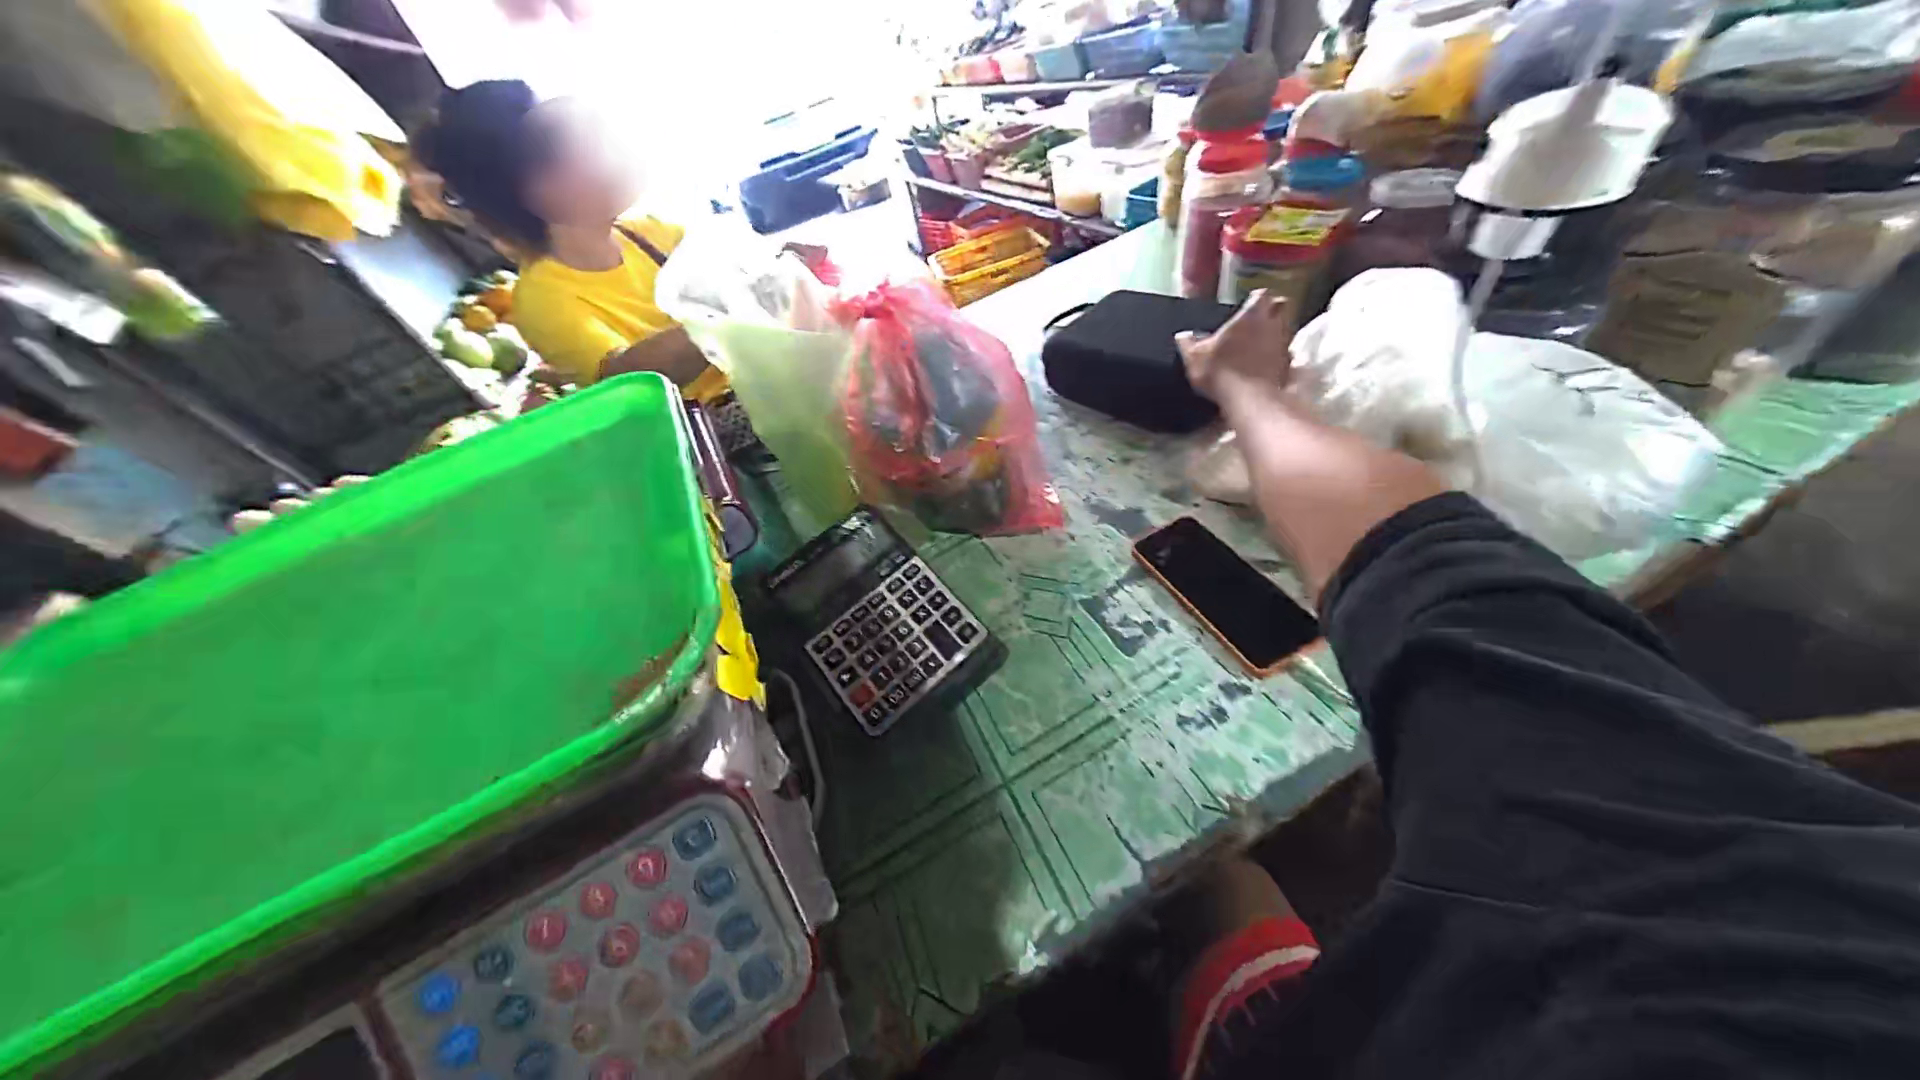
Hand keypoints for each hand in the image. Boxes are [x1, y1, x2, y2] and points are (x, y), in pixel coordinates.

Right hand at [1176, 289, 1295, 403]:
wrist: (1249, 400)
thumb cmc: (1221, 370)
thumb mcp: (1195, 357)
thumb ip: (1189, 343)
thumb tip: (1182, 336)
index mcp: (1251, 316)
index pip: (1262, 295)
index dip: (1256, 298)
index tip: (1249, 304)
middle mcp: (1272, 325)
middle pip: (1281, 307)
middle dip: (1273, 310)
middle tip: (1259, 319)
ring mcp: (1283, 345)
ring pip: (1287, 330)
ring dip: (1277, 333)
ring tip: (1262, 343)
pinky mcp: (1288, 366)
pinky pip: (1286, 355)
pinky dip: (1278, 356)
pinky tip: (1267, 365)